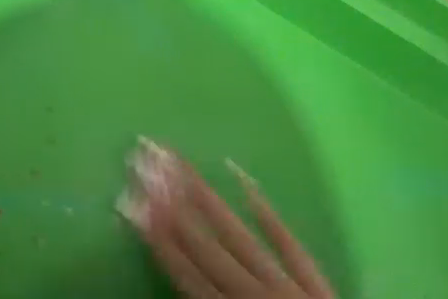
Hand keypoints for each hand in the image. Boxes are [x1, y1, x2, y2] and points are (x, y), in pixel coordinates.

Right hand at [120, 139, 334, 298]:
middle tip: (142, 163)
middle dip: (170, 205)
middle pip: (206, 247)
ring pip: (238, 236)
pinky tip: (239, 176)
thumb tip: (183, 282)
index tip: (128, 202)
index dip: (157, 239)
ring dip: (203, 198)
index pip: (187, 276)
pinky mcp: (319, 287)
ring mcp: (289, 290)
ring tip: (175, 162)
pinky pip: (289, 243)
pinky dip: (265, 210)